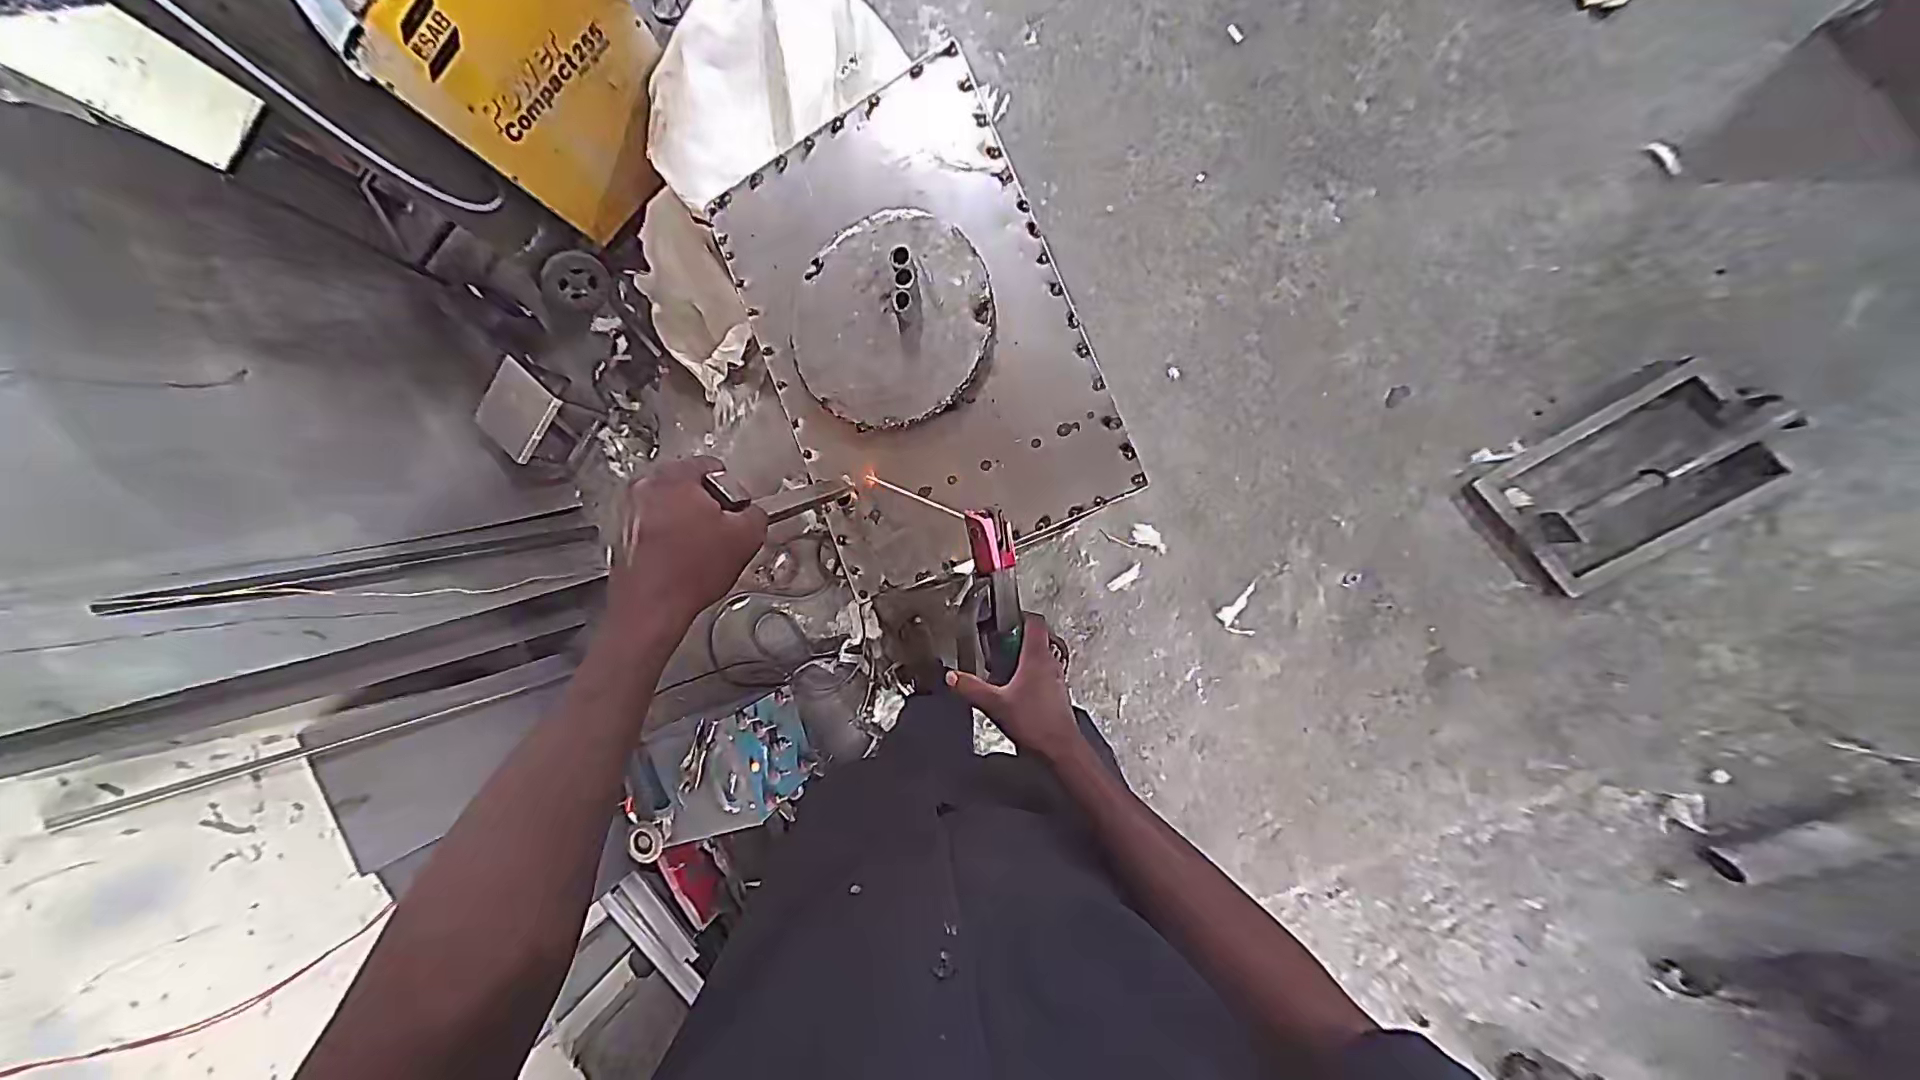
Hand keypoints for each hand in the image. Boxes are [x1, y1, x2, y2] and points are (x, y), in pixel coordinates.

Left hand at [612, 456, 767, 626]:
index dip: (732, 491)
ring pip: (670, 506)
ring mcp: (628, 510)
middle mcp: (644, 487)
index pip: (712, 466)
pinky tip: (681, 559)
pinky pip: (654, 526)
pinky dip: (668, 537)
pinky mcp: (621, 534)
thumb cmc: (690, 572)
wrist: (652, 608)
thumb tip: (752, 512)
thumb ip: (756, 513)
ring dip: (686, 521)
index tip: (737, 510)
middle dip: (707, 505)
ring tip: (700, 548)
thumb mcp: (747, 537)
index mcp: (674, 477)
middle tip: (720, 531)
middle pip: (688, 485)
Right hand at [945, 613, 1082, 763]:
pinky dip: (1031, 674)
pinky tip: (1016, 690)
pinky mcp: (1057, 692)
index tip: (1005, 620)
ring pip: (1042, 655)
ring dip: (1024, 656)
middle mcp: (1051, 663)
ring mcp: (1056, 678)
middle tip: (999, 647)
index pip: (1035, 622)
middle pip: (1038, 637)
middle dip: (1017, 638)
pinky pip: (1044, 673)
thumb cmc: (1037, 724)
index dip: (1020, 616)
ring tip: (1005, 669)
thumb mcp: (995, 704)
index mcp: (1037, 657)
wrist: (1061, 749)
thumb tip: (954, 677)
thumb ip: (971, 688)